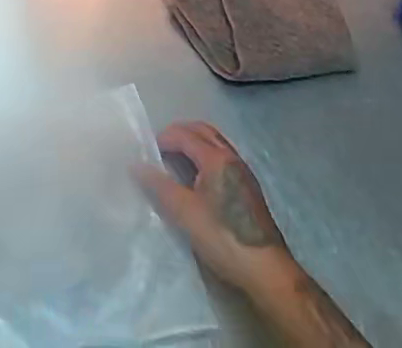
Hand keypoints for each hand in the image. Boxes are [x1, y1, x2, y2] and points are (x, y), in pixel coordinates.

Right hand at [134, 122, 368, 347]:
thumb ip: (158, 185)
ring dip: (194, 143)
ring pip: (215, 143)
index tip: (146, 151)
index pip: (185, 134)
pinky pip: (222, 157)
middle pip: (202, 131)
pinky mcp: (248, 187)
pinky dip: (205, 155)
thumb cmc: (222, 236)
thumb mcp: (184, 212)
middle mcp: (232, 157)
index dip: (163, 138)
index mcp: (216, 158)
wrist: (266, 269)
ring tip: (175, 160)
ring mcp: (243, 172)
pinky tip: (196, 177)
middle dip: (179, 133)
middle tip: (159, 148)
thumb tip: (136, 165)